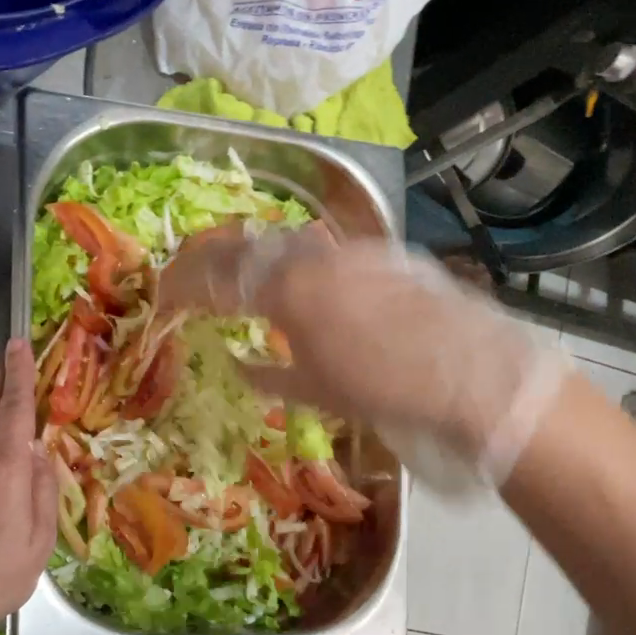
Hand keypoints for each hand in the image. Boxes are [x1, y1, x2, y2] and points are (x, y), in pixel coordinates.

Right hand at [164, 231, 566, 483]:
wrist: (473, 378)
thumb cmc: (382, 391)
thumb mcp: (314, 391)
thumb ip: (268, 373)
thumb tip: (237, 366)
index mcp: (286, 292)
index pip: (217, 279)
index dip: (184, 286)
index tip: (163, 295)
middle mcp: (314, 259)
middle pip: (245, 248)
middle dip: (209, 260)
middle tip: (187, 273)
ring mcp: (350, 252)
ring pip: (284, 242)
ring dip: (251, 255)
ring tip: (232, 271)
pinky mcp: (381, 255)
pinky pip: (320, 248)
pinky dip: (292, 258)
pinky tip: (293, 275)